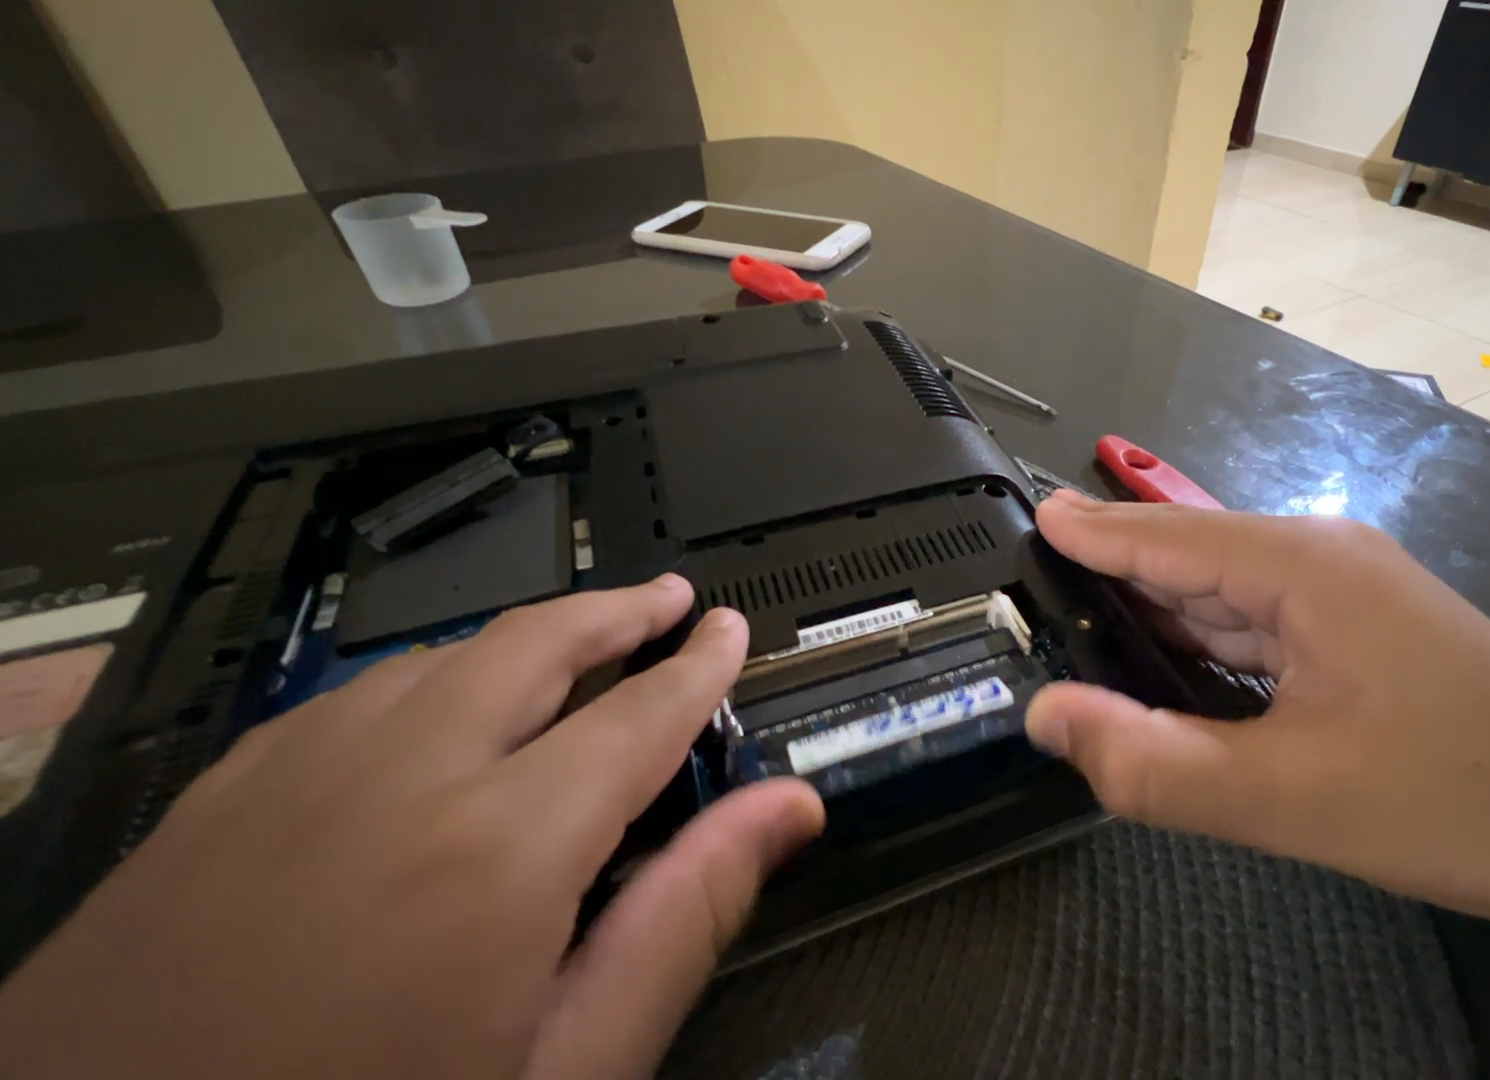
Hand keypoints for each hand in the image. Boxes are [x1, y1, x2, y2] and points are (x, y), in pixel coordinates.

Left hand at [0, 577, 824, 1079]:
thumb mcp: (569, 1065)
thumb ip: (685, 915)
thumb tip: (786, 809)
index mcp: (501, 845)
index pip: (638, 716)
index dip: (697, 667)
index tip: (728, 629)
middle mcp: (400, 779)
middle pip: (533, 646)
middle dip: (615, 611)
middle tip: (667, 598)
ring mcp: (291, 783)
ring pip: (438, 659)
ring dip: (523, 640)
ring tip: (573, 643)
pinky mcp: (210, 811)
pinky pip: (346, 700)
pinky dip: (424, 679)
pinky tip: (434, 706)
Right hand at [1024, 494, 1489, 1046]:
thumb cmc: (1453, 806)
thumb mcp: (1286, 798)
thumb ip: (1152, 762)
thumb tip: (1045, 716)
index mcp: (1304, 567)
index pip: (1167, 536)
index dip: (1091, 533)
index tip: (1026, 521)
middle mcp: (1322, 558)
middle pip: (1191, 555)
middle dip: (1111, 571)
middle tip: (1030, 589)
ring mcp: (1344, 594)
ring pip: (1221, 591)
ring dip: (1153, 608)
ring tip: (1073, 622)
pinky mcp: (1356, 631)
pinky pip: (1253, 622)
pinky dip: (1198, 639)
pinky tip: (1160, 662)